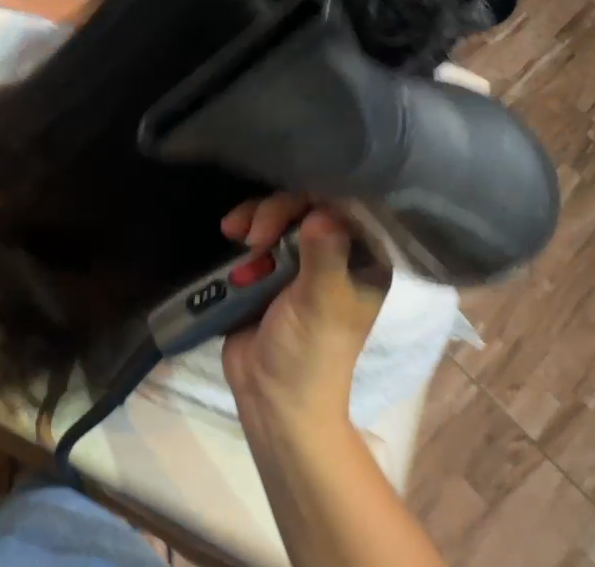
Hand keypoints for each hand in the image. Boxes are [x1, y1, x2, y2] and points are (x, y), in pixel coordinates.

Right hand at [220, 196, 387, 426]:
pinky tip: (230, 236)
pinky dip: (244, 229)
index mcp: (364, 263)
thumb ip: (324, 256)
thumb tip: (321, 212)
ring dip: (255, 218)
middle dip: (277, 212)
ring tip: (237, 237)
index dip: (317, 199)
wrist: (271, 396)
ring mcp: (300, 261)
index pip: (347, 208)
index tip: (292, 212)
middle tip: (257, 237)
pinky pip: (257, 231)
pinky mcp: (269, 268)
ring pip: (279, 213)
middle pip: (308, 205)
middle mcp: (336, 256)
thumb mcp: (321, 304)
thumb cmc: (310, 355)